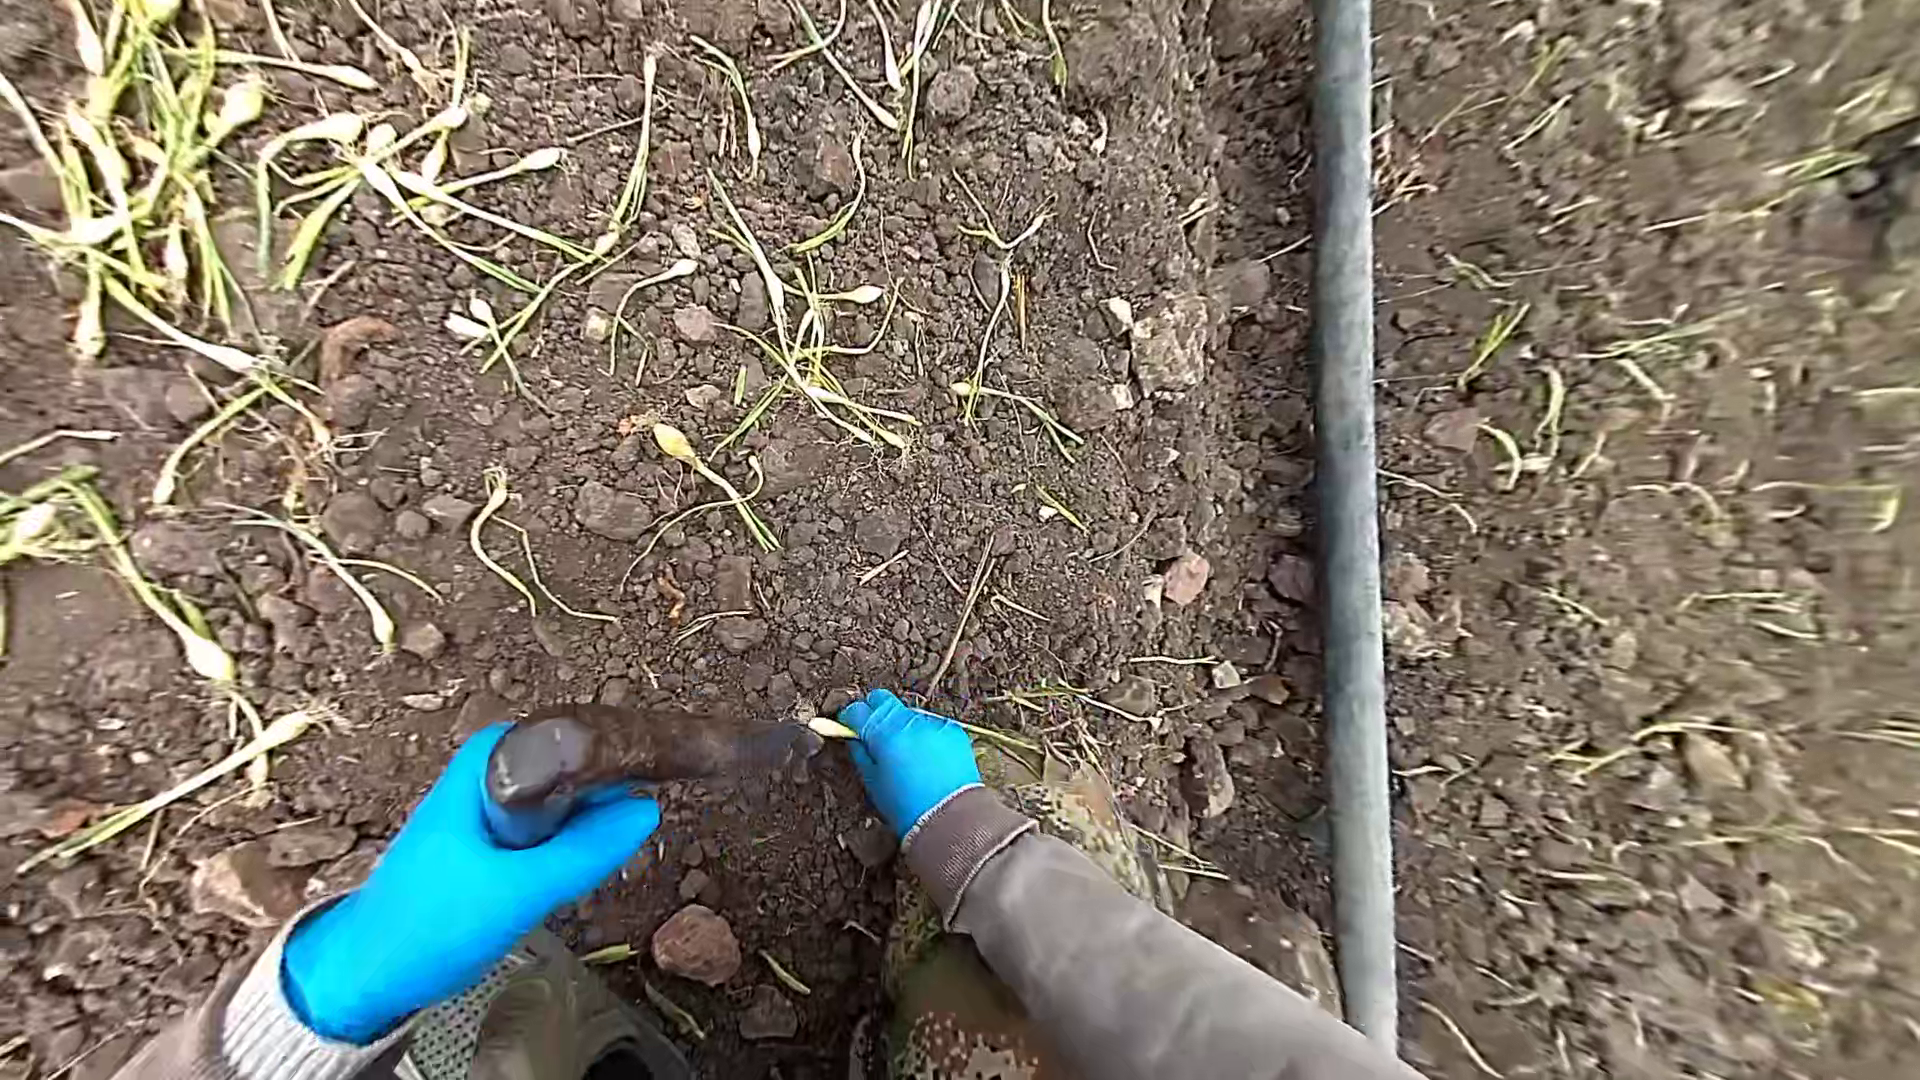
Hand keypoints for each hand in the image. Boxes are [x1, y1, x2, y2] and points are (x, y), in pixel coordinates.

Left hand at [282, 723, 658, 1042]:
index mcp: (490, 757)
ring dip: (590, 822)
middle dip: (604, 798)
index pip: (577, 733)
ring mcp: (500, 796)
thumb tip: (650, 809)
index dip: (615, 755)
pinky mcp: (503, 827)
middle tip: (614, 834)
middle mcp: (497, 765)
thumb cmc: (427, 926)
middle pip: (581, 762)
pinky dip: (574, 838)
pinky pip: (559, 819)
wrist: (360, 982)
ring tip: (595, 853)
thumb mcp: (517, 891)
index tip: (644, 781)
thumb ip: (585, 851)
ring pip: (572, 793)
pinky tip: (575, 864)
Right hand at [839, 688, 979, 838]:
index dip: (851, 717)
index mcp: (884, 734)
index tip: (850, 725)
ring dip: (901, 725)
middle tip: (874, 734)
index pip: (858, 710)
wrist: (949, 817)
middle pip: (883, 700)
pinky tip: (925, 756)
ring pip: (907, 712)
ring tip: (904, 752)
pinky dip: (924, 734)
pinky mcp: (951, 728)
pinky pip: (930, 723)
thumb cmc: (909, 808)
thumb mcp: (873, 783)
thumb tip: (854, 737)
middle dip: (874, 712)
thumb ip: (861, 753)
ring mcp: (931, 723)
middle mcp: (908, 721)